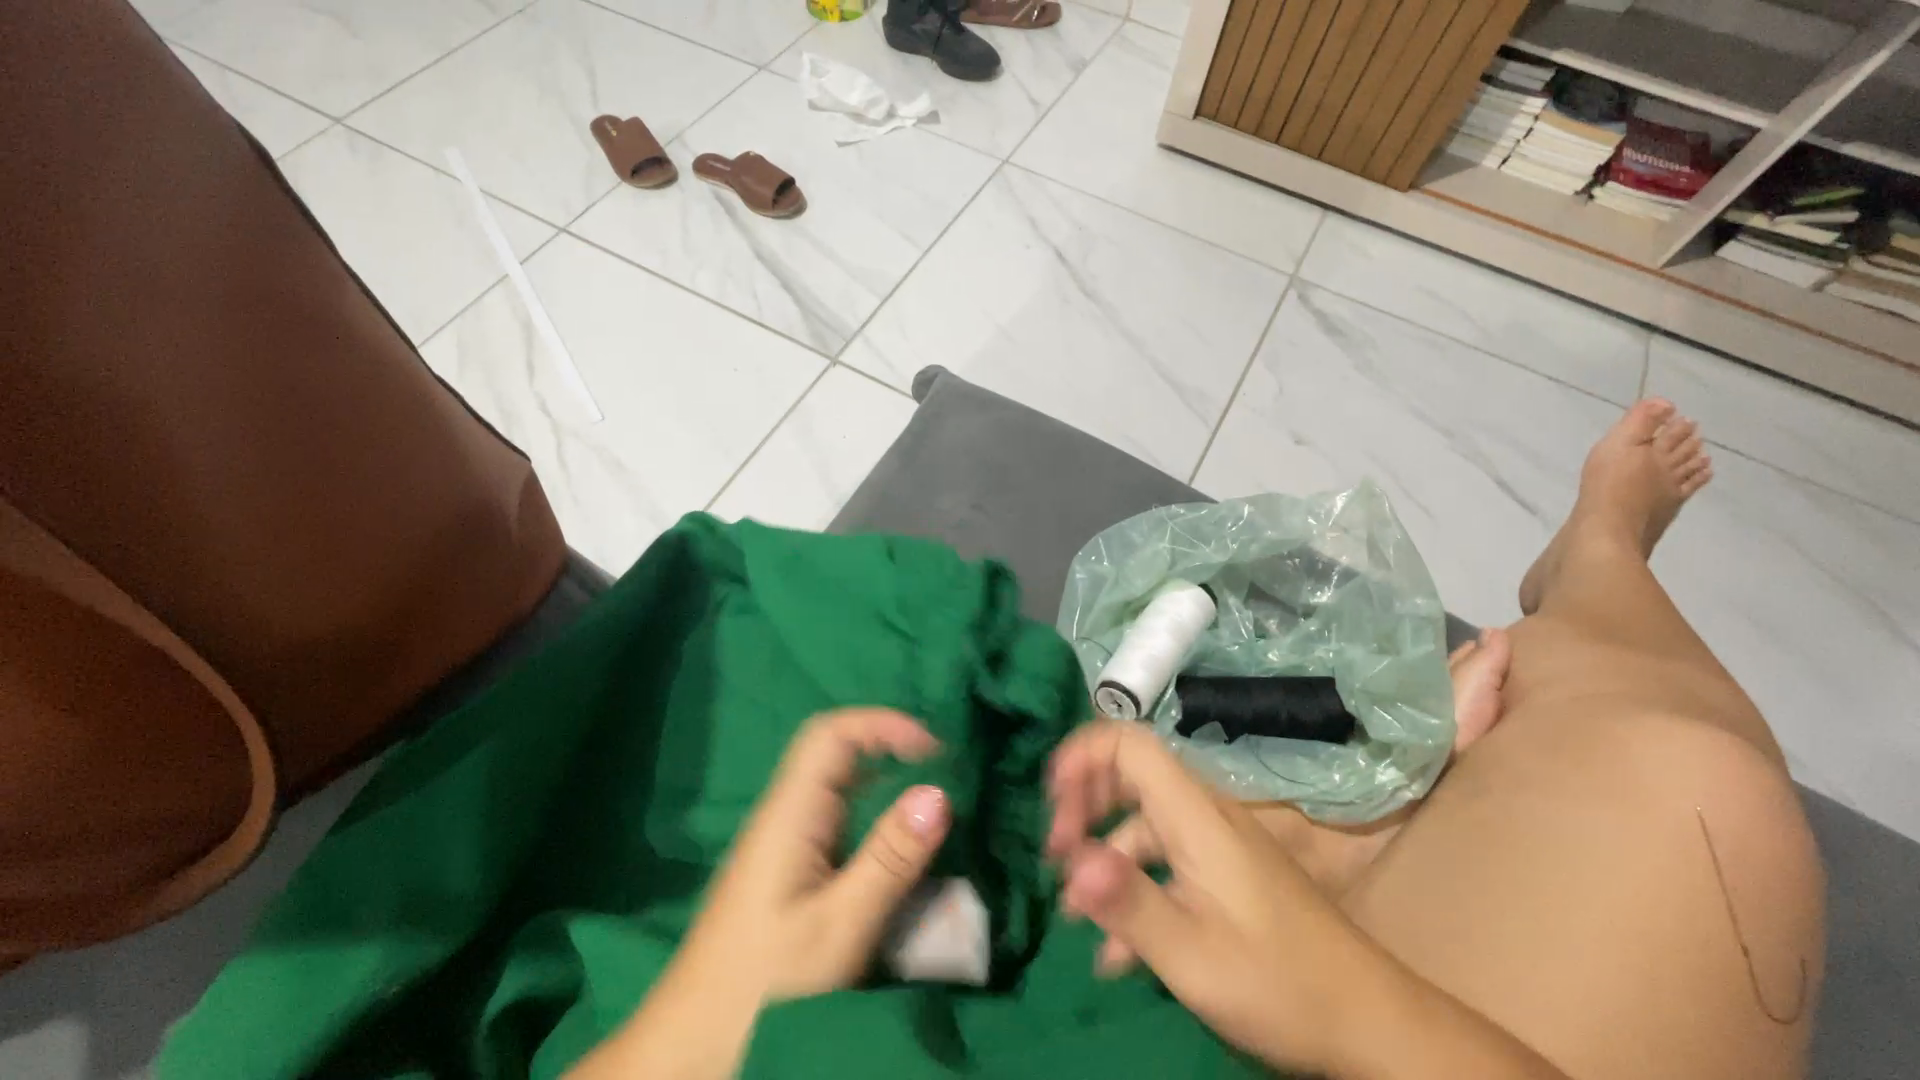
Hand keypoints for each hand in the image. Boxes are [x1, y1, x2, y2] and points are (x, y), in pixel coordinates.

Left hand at [693, 706, 953, 1000]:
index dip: (883, 724)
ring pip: (842, 795)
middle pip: (838, 759)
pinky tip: (906, 855)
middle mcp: (785, 818)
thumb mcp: (840, 923)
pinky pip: (840, 828)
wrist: (696, 1043)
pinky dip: (878, 826)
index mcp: (790, 814)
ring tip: (941, 812)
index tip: (936, 750)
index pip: (831, 734)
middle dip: (895, 756)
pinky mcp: (790, 875)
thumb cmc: (768, 981)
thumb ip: (889, 858)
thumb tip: (938, 793)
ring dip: (890, 793)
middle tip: (950, 779)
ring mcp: (785, 847)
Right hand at [1046, 720, 1367, 1074]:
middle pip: (1129, 778)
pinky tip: (1117, 952)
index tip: (1049, 803)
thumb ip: (1128, 902)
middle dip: (1082, 809)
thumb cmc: (1279, 984)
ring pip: (1142, 829)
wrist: (1370, 1025)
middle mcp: (1205, 817)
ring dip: (1102, 862)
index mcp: (1197, 817)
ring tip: (1072, 915)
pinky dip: (1134, 892)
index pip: (1130, 744)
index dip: (1082, 756)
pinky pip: (1165, 865)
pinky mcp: (1225, 877)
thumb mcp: (1192, 954)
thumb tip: (1071, 862)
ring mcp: (1217, 847)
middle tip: (1054, 860)